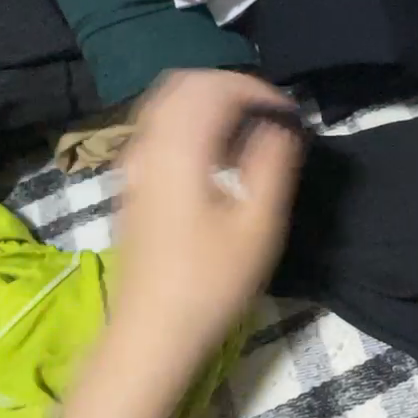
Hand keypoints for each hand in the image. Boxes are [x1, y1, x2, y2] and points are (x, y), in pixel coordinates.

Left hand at [110, 70, 303, 367]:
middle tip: (268, 114)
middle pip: (183, 84)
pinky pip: (157, 127)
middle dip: (230, 87)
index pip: (214, 88)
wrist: (151, 334)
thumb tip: (281, 125)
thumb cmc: (211, 282)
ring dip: (208, 101)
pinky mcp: (130, 183)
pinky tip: (215, 156)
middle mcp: (148, 147)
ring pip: (165, 103)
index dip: (256, 89)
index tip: (287, 114)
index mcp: (180, 152)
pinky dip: (189, 121)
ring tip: (246, 130)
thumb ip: (272, 163)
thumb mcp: (258, 225)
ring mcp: (132, 165)